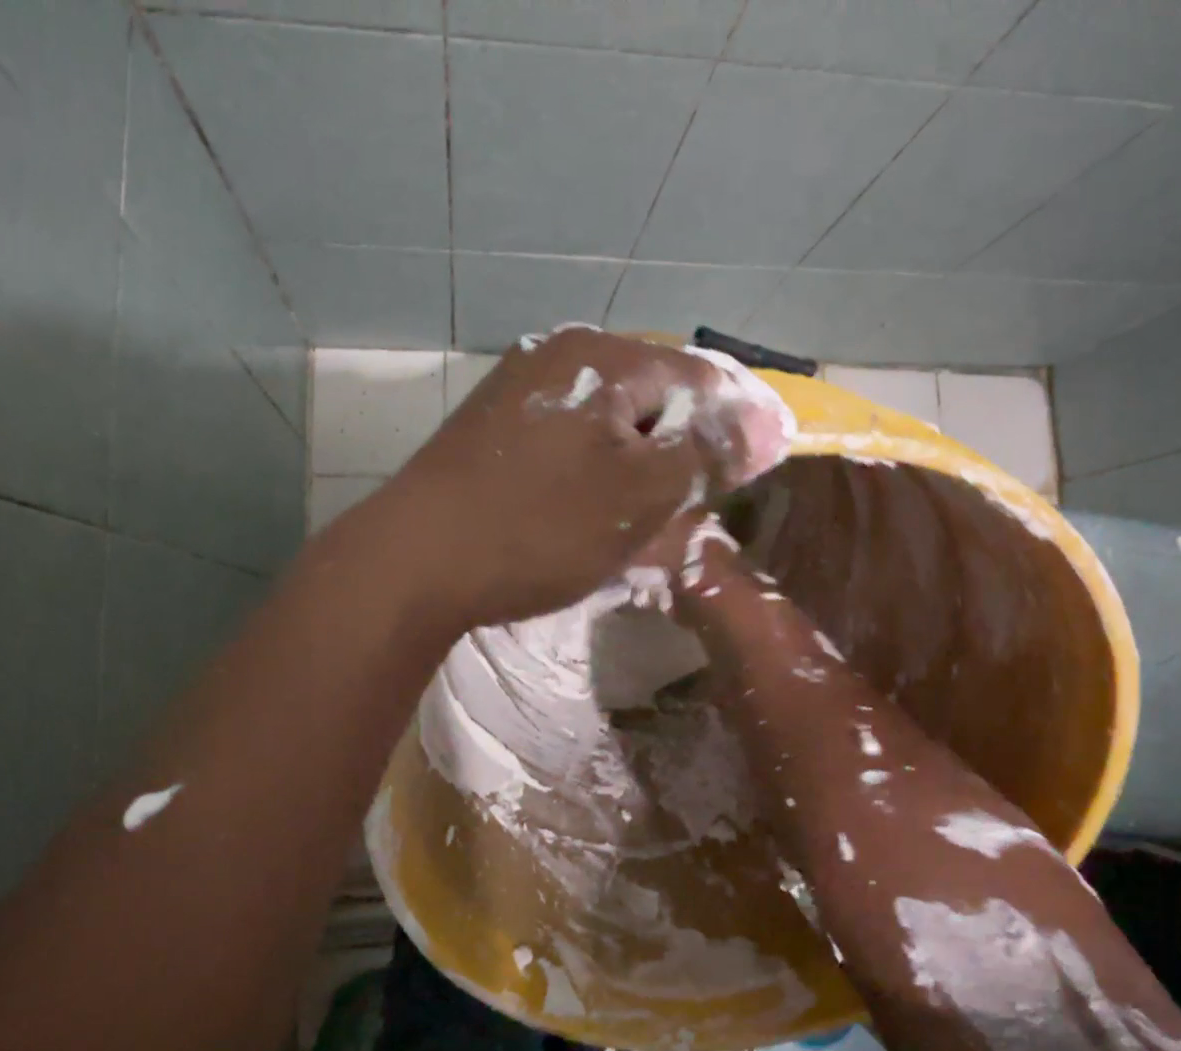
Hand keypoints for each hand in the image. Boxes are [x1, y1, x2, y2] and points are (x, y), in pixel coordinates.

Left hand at [381, 327, 786, 628]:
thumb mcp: (639, 494)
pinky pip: (569, 445)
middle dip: (683, 451)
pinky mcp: (494, 433)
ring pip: (609, 426)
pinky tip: (594, 516)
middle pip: (651, 398)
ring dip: (638, 470)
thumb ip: (708, 453)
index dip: (737, 422)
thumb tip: (768, 424)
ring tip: (648, 522)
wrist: (412, 563)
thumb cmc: (537, 526)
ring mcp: (519, 394)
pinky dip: (595, 477)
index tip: (757, 471)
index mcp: (599, 357)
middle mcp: (557, 358)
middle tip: (697, 507)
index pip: (697, 377)